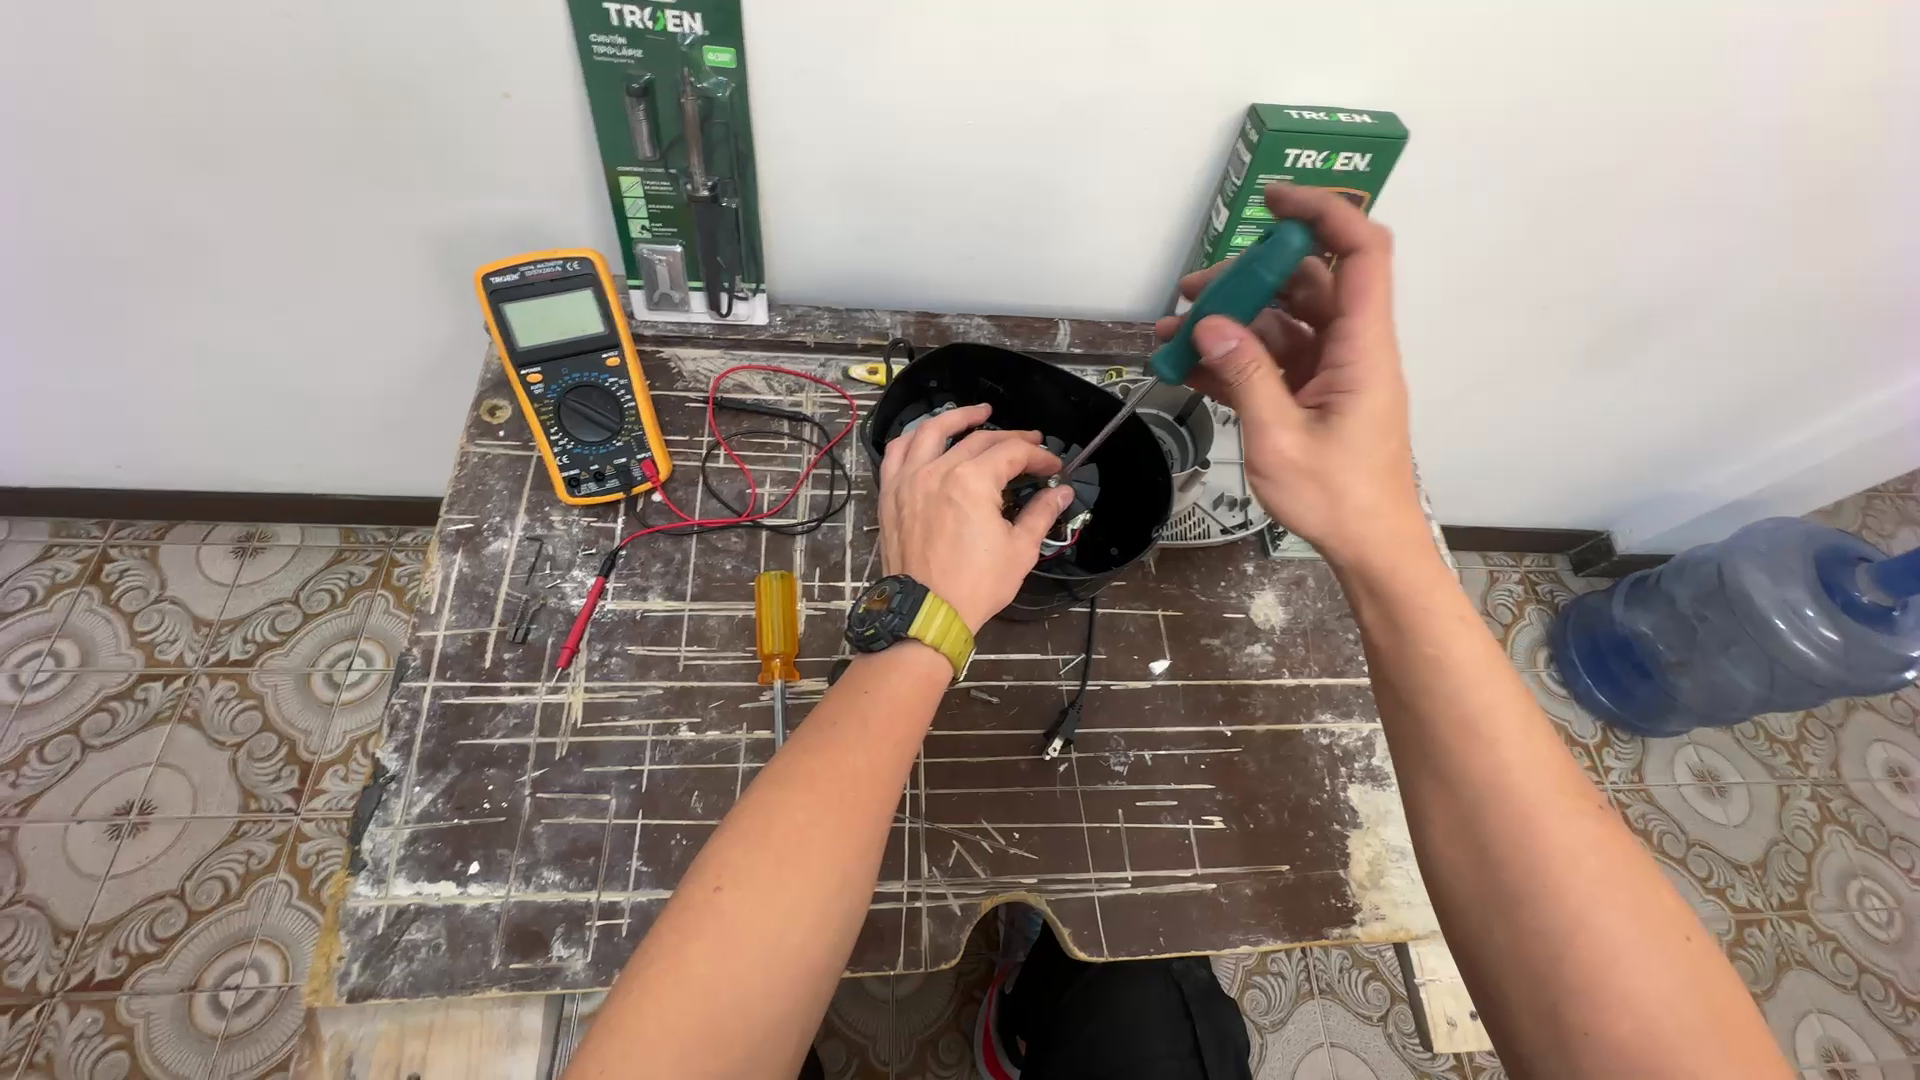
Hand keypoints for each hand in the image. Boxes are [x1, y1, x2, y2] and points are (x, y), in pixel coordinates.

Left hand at [879, 405, 1073, 631]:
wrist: (926, 613)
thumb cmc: (975, 585)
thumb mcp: (1019, 550)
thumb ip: (1041, 514)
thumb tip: (1062, 493)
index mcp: (971, 481)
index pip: (1012, 453)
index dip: (1038, 457)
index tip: (1054, 469)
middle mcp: (937, 471)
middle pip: (978, 440)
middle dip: (1011, 439)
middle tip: (1031, 445)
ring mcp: (909, 480)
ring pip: (931, 432)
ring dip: (958, 418)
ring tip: (978, 414)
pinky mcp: (890, 494)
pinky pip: (897, 453)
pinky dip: (913, 438)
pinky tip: (927, 436)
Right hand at [1155, 182, 1422, 567]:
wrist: (1366, 544)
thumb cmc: (1336, 497)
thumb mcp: (1280, 438)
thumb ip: (1246, 375)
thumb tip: (1210, 324)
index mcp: (1362, 348)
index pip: (1360, 253)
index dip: (1323, 213)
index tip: (1270, 200)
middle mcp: (1348, 348)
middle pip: (1303, 285)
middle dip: (1245, 279)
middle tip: (1190, 295)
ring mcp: (1327, 372)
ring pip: (1278, 324)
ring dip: (1228, 324)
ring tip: (1172, 333)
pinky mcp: (1308, 395)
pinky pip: (1268, 362)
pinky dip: (1230, 359)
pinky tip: (1187, 365)